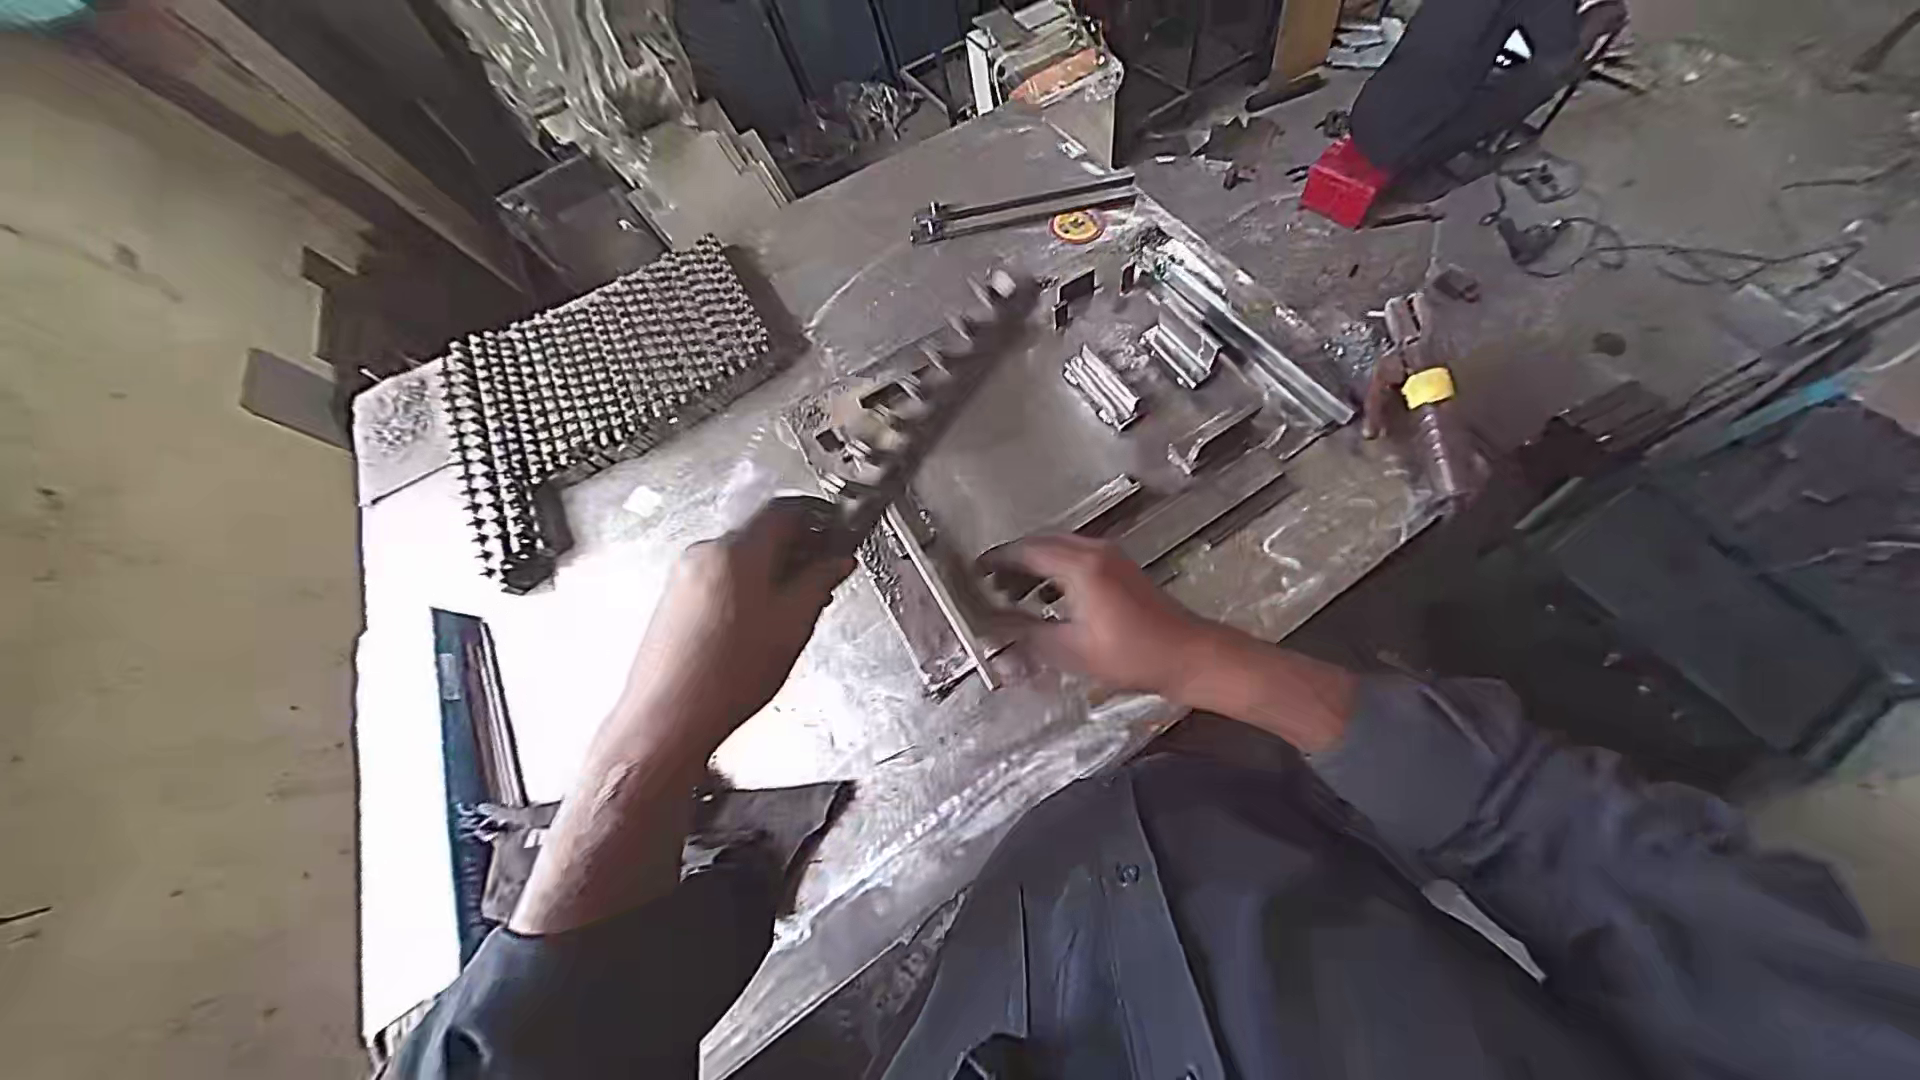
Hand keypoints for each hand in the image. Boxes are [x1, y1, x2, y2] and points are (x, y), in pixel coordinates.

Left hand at [621, 497, 854, 751]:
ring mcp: (685, 577)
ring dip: (776, 569)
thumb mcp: (793, 623)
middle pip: (762, 533)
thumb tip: (838, 561)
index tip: (836, 527)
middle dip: (800, 548)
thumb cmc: (724, 678)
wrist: (668, 720)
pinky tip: (765, 619)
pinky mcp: (677, 600)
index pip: (785, 510)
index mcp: (735, 552)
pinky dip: (751, 586)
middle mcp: (704, 555)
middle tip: (826, 569)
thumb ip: (820, 582)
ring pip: (743, 557)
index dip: (818, 515)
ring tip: (800, 602)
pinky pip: (723, 577)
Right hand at [981, 533, 1355, 750]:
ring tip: (1010, 588)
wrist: (1191, 656)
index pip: (1026, 552)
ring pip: (1059, 547)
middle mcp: (1095, 551)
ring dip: (1033, 562)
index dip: (997, 560)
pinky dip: (1053, 567)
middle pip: (1041, 543)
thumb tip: (996, 628)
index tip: (975, 570)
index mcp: (1081, 567)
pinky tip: (1046, 593)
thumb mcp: (1072, 651)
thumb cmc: (1134, 656)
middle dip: (1012, 559)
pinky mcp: (1120, 567)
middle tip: (988, 580)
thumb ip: (1028, 634)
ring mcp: (1111, 556)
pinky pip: (1075, 555)